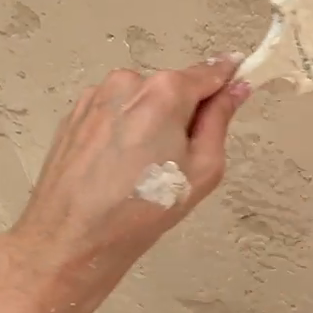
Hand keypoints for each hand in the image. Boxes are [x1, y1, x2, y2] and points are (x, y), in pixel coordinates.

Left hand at [3, 56, 250, 303]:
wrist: (69, 240)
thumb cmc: (142, 211)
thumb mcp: (202, 170)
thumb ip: (221, 120)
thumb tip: (236, 89)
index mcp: (166, 90)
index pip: (210, 72)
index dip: (228, 79)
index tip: (242, 80)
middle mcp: (130, 81)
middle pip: (174, 87)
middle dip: (183, 113)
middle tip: (179, 160)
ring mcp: (97, 94)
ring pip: (142, 99)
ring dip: (151, 121)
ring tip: (141, 169)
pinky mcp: (75, 112)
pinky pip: (115, 111)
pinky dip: (124, 130)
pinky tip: (117, 167)